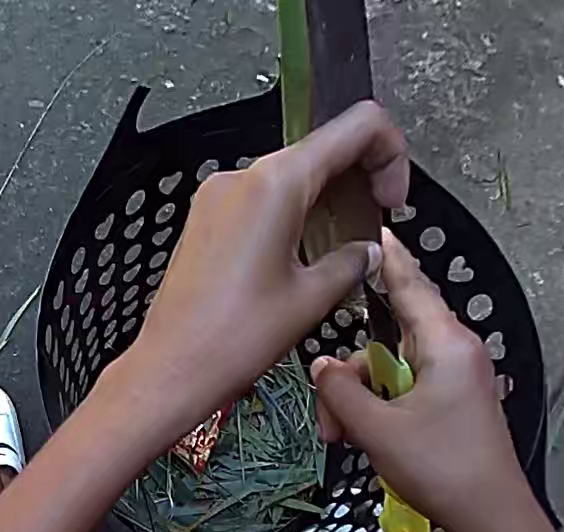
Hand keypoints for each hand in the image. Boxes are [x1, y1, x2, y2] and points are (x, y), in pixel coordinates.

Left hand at [106, 101, 408, 427]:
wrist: (171, 371)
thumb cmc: (230, 340)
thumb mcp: (310, 300)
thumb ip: (352, 262)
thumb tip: (367, 252)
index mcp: (276, 183)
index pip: (357, 127)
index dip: (390, 157)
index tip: (391, 200)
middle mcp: (240, 179)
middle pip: (319, 156)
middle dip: (353, 192)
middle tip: (365, 239)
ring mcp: (215, 201)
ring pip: (287, 185)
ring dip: (321, 212)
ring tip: (332, 262)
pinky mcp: (202, 226)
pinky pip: (256, 208)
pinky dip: (287, 225)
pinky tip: (296, 266)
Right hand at [310, 227, 539, 531]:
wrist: (490, 516)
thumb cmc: (438, 466)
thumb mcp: (377, 430)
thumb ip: (342, 392)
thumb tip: (320, 364)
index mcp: (445, 345)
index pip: (410, 286)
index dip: (388, 259)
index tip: (374, 228)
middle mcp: (453, 353)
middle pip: (386, 341)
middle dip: (349, 377)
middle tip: (329, 421)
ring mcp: (454, 380)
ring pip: (389, 372)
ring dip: (358, 401)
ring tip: (343, 438)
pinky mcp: (450, 404)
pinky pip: (403, 392)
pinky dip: (377, 411)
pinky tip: (364, 439)